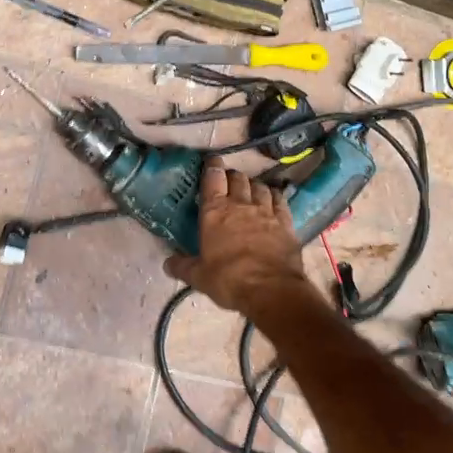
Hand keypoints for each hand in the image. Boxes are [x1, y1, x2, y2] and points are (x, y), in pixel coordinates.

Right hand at [163, 160, 313, 313]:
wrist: (271, 290)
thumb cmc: (229, 280)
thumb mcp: (199, 277)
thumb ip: (182, 266)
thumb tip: (167, 263)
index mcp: (215, 211)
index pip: (213, 177)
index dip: (212, 166)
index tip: (212, 161)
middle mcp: (240, 204)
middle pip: (238, 178)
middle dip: (233, 176)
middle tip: (229, 181)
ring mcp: (265, 211)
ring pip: (260, 187)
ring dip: (254, 185)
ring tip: (251, 190)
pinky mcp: (285, 223)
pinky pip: (280, 201)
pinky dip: (275, 196)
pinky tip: (274, 199)